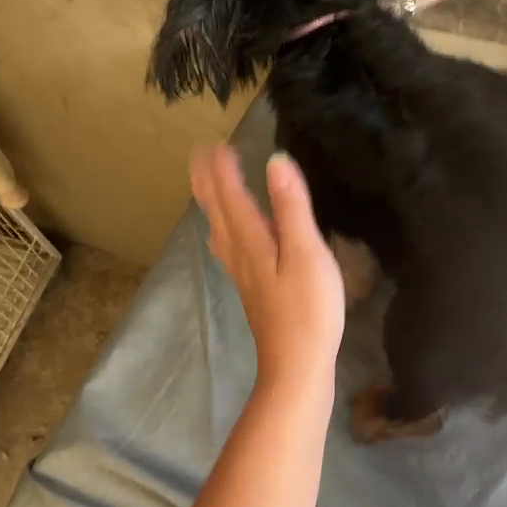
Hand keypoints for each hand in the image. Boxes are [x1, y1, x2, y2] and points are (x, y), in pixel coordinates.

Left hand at [190, 146, 343, 390]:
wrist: (297, 364)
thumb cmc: (307, 309)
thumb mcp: (307, 253)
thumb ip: (291, 207)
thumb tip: (275, 160)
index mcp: (251, 239)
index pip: (230, 194)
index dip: (222, 167)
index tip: (215, 141)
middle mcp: (239, 253)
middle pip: (216, 210)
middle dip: (207, 181)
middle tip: (199, 153)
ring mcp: (242, 274)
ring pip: (219, 229)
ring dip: (210, 202)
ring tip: (204, 183)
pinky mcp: (251, 289)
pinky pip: (227, 248)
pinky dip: (221, 229)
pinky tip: (221, 237)